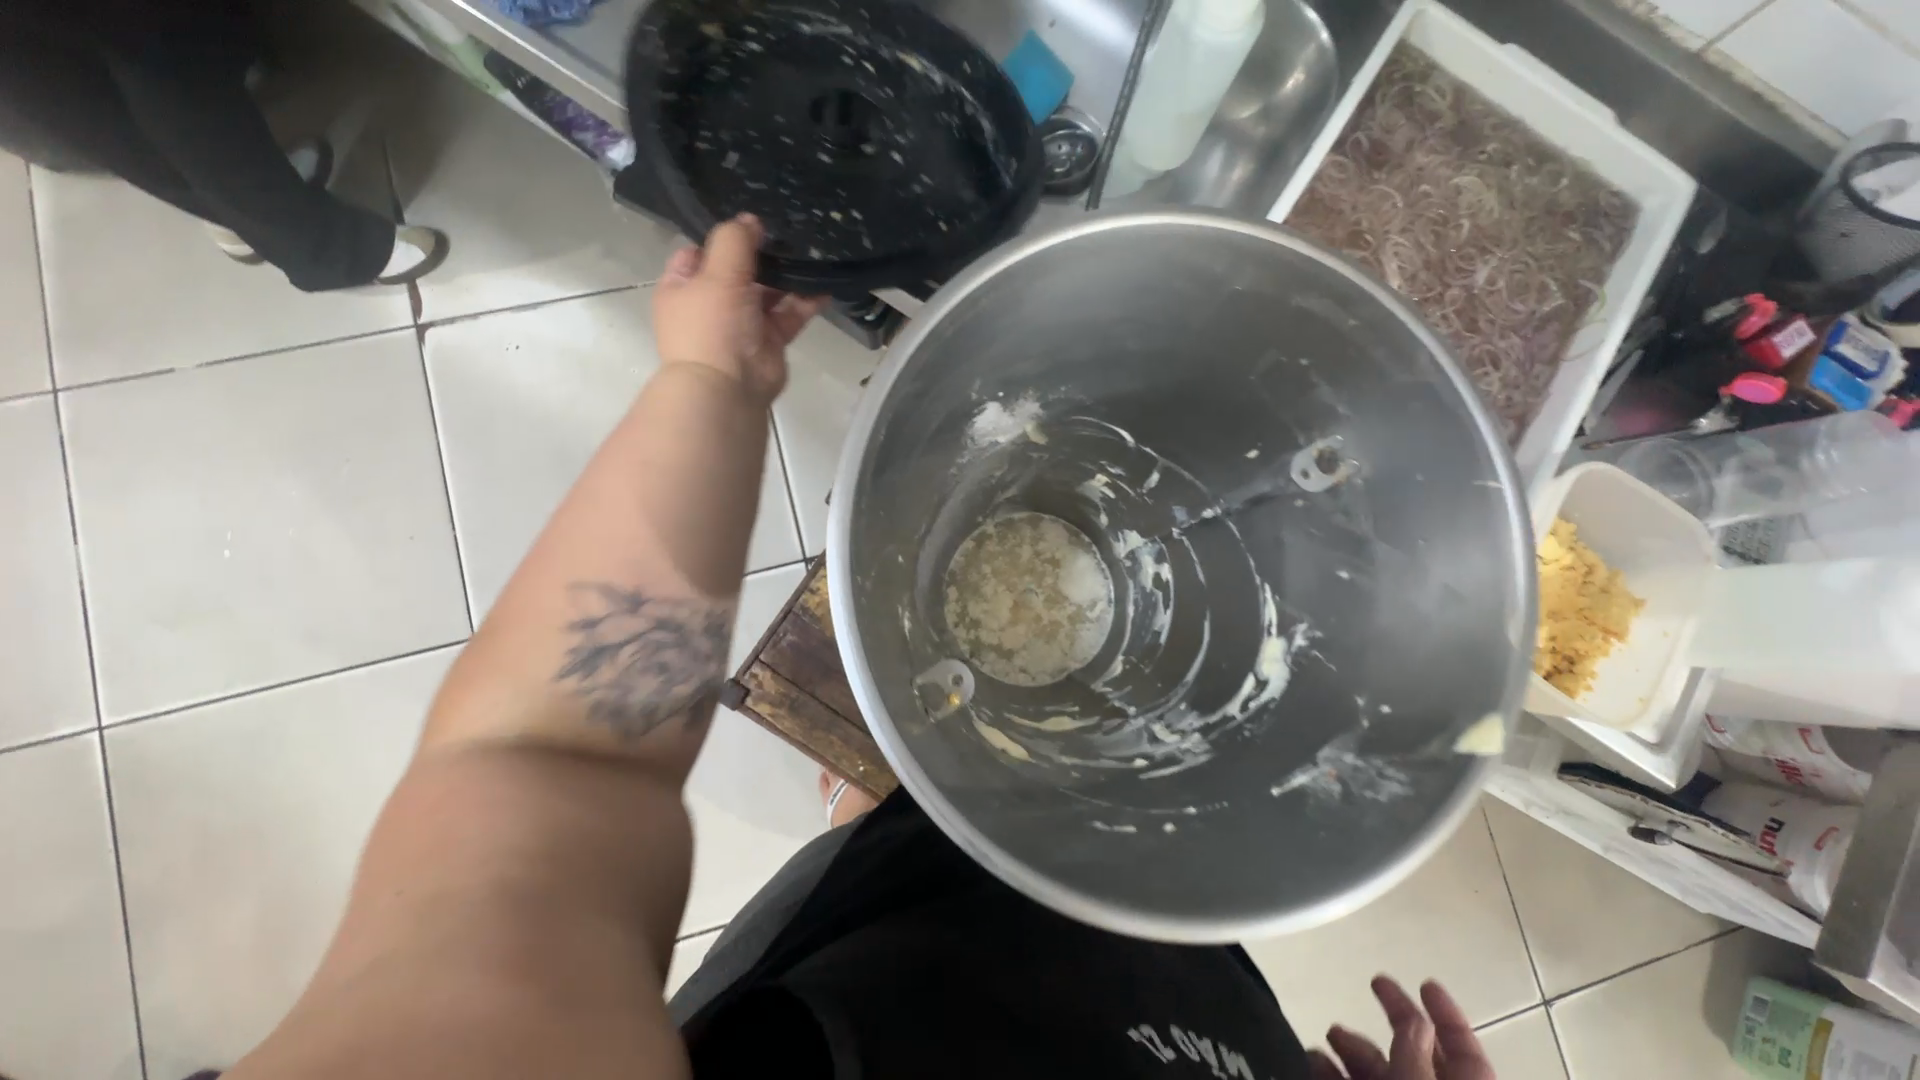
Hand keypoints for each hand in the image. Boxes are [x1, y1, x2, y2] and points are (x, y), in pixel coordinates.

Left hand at [652, 213, 822, 405]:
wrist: (728, 389)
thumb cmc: (711, 326)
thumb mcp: (717, 273)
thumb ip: (733, 240)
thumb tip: (751, 220)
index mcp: (683, 287)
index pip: (699, 252)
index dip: (722, 237)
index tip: (751, 223)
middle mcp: (710, 303)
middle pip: (738, 270)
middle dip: (761, 254)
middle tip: (788, 232)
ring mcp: (741, 323)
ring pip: (767, 291)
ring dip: (786, 276)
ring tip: (810, 253)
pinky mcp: (769, 340)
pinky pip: (789, 314)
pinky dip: (805, 301)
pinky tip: (824, 284)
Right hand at [1308, 977, 1495, 1079]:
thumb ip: (1416, 1060)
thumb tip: (1416, 1022)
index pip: (1467, 1056)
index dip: (1449, 1017)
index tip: (1425, 982)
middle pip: (1419, 1058)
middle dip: (1395, 1022)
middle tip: (1374, 983)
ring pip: (1382, 1076)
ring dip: (1356, 1049)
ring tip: (1331, 1033)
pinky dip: (1332, 1074)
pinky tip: (1314, 1061)